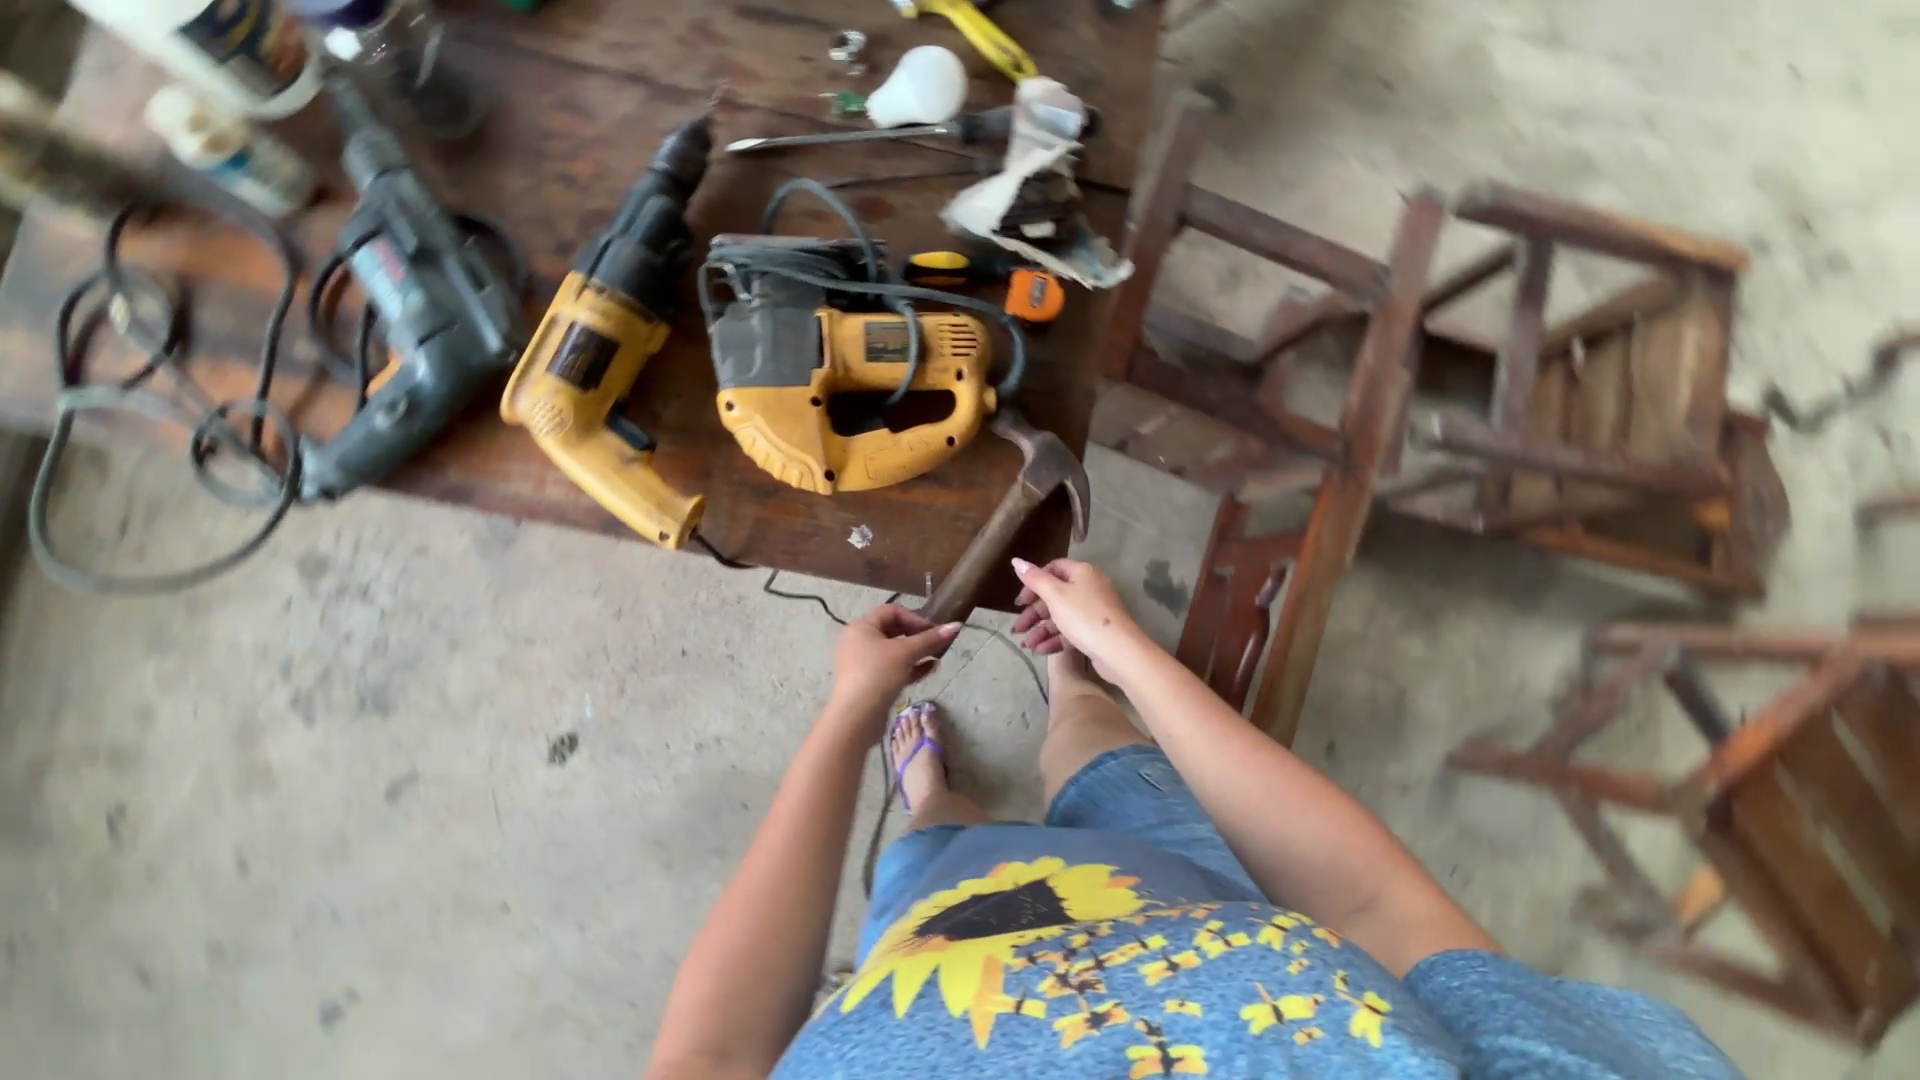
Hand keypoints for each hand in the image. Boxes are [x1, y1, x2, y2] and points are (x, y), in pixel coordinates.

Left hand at [828, 605, 961, 724]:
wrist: (856, 718)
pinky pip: (893, 669)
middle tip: (936, 643)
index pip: (891, 611)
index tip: (933, 630)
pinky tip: (930, 669)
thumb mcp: (905, 653)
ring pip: (894, 652)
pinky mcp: (871, 682)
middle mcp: (859, 642)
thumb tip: (956, 625)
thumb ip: (930, 639)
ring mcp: (864, 663)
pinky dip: (910, 667)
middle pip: (893, 631)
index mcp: (861, 627)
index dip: (914, 617)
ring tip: (937, 656)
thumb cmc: (878, 675)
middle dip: (917, 636)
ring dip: (917, 652)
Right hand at [1010, 558, 1149, 678]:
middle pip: (1055, 596)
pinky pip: (1071, 631)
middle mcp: (1089, 587)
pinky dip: (1055, 639)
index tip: (1020, 601)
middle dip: (1034, 614)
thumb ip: (1034, 579)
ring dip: (1041, 630)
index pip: (1053, 569)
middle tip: (1018, 628)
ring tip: (1026, 646)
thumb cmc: (1084, 616)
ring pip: (1061, 616)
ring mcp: (1093, 610)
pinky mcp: (1095, 630)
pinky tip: (1040, 651)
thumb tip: (1016, 560)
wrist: (1118, 650)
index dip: (1033, 583)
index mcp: (1082, 573)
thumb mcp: (1055, 595)